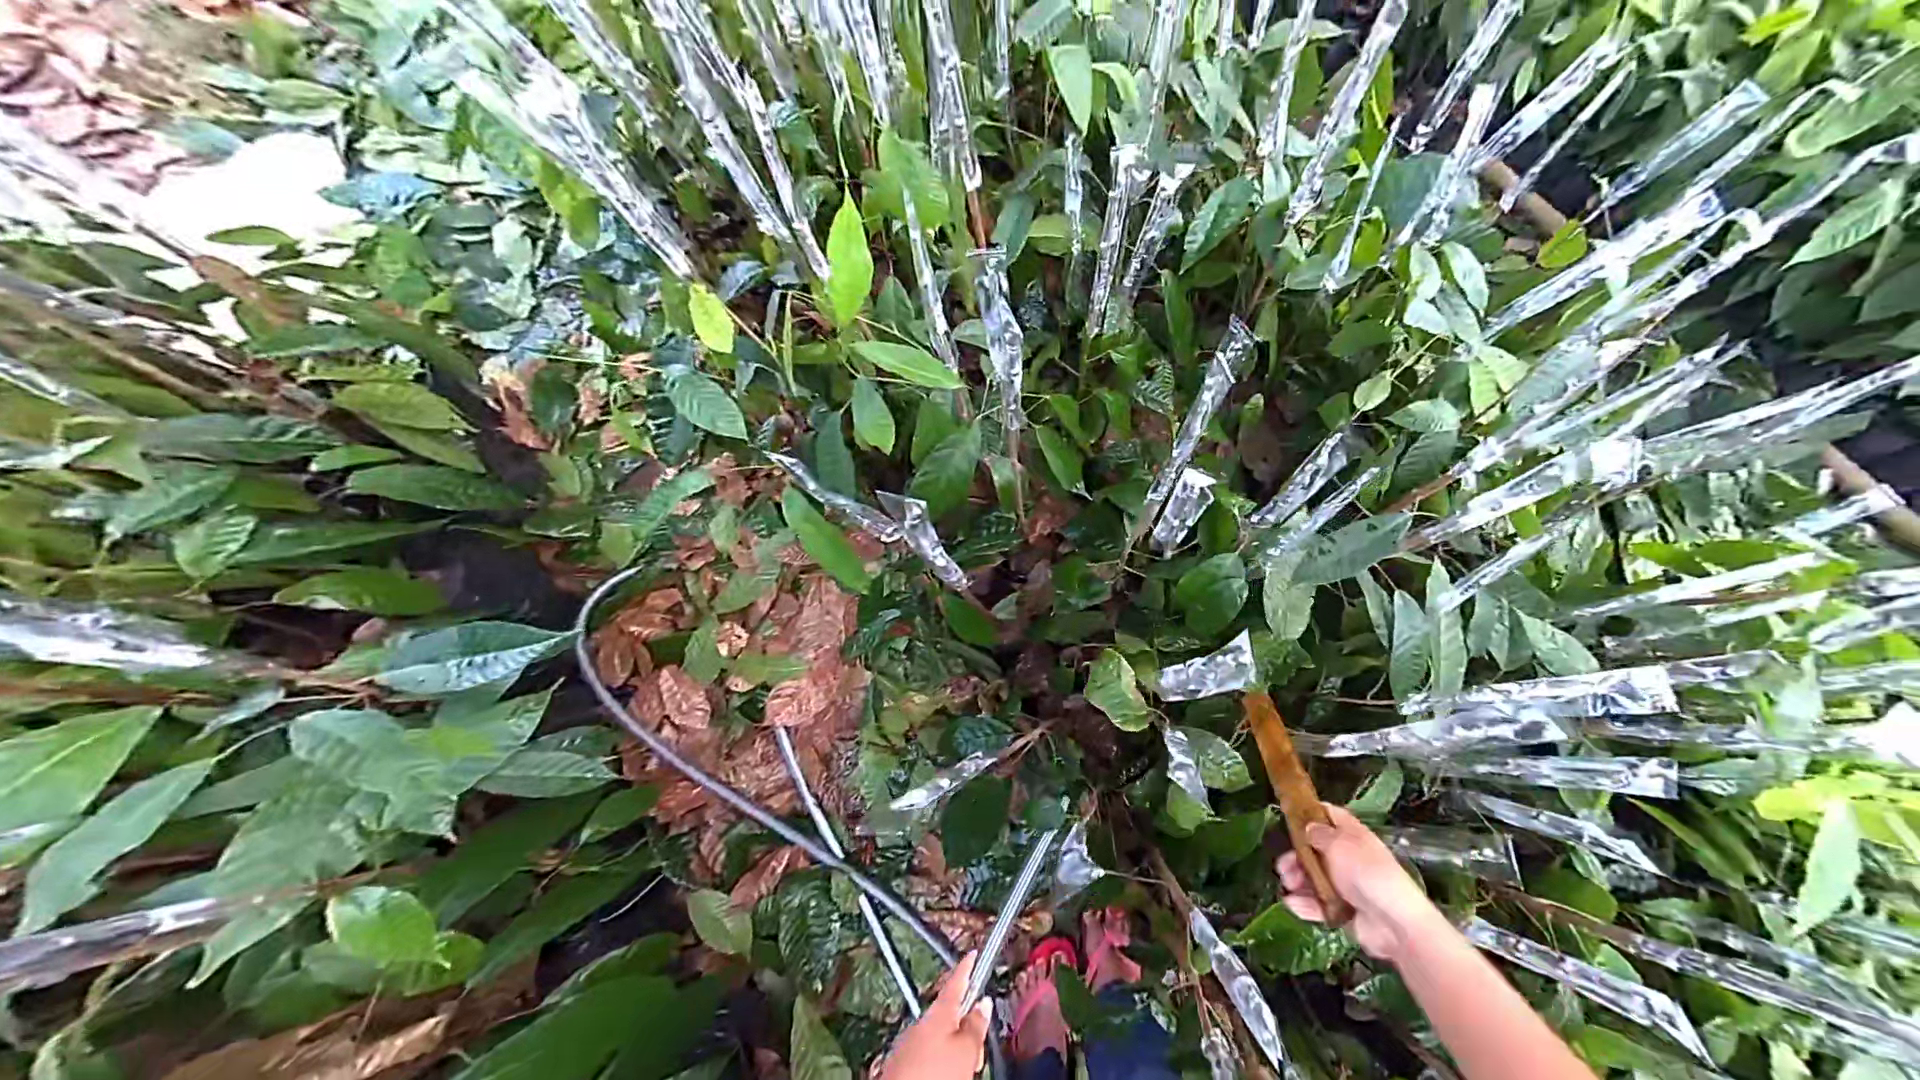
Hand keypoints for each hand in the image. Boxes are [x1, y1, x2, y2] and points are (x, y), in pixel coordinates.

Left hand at [878, 952, 990, 1079]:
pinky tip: (942, 1073)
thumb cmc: (935, 1074)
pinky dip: (939, 1059)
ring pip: (940, 1035)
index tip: (972, 953)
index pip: (956, 981)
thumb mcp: (966, 1050)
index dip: (967, 967)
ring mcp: (910, 1041)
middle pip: (950, 1012)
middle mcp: (922, 1022)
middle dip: (965, 1024)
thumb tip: (984, 1003)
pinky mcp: (902, 1062)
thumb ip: (976, 1026)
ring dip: (953, 1046)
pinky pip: (927, 1051)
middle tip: (977, 1048)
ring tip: (961, 1070)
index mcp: (939, 1012)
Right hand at [1276, 805, 1439, 961]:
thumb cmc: (1364, 872)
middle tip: (1283, 867)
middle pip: (1314, 850)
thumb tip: (1308, 827)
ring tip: (1288, 886)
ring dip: (1296, 881)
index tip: (1288, 818)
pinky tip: (1294, 904)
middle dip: (1295, 858)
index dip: (1309, 813)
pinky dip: (1305, 904)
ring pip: (1312, 878)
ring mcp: (1346, 886)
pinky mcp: (1344, 911)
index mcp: (1351, 835)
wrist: (1393, 921)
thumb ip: (1317, 833)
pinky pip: (1318, 904)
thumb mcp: (1337, 844)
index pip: (1329, 815)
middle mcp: (1349, 857)